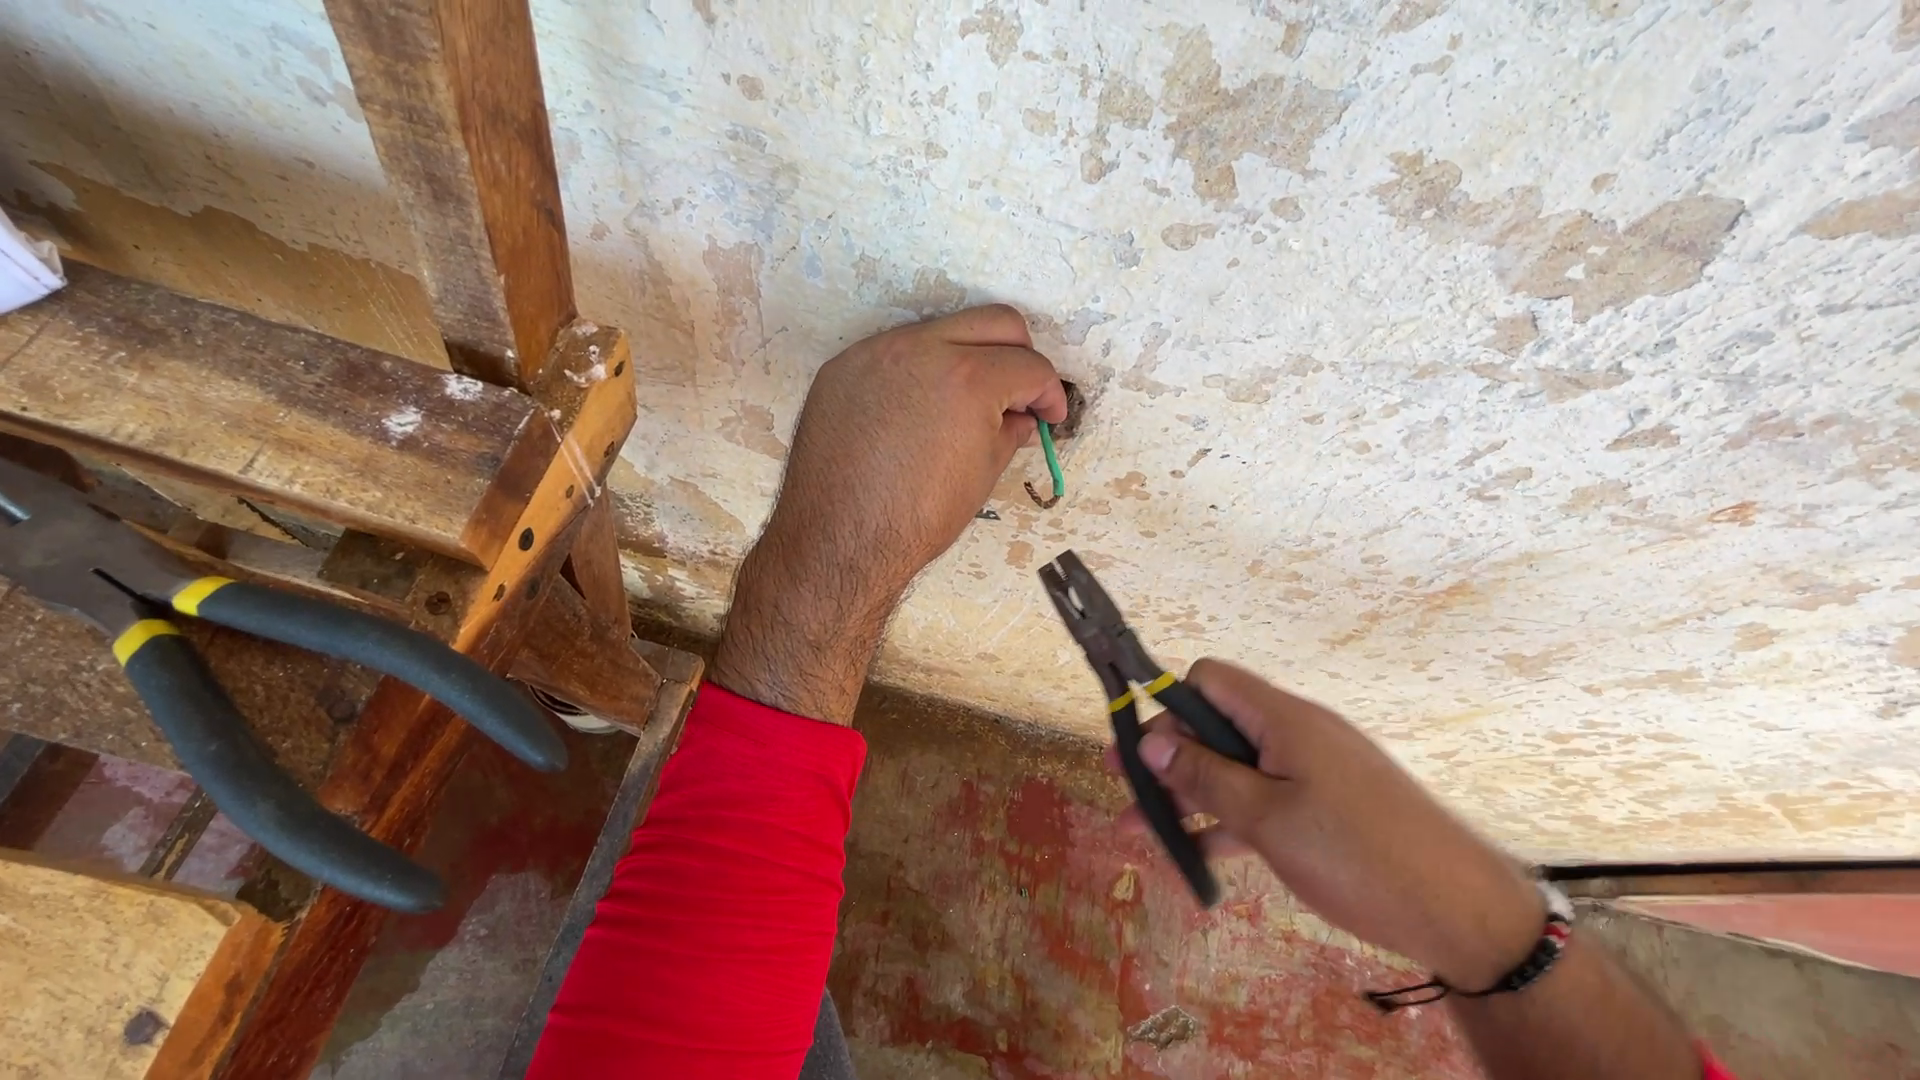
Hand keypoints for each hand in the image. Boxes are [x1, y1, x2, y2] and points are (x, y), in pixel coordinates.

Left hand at [711, 305, 1066, 724]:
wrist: (840, 539)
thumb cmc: (918, 518)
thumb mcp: (982, 474)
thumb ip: (1009, 431)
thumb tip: (1020, 416)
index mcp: (968, 377)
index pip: (1030, 365)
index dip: (1049, 393)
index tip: (1048, 416)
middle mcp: (923, 347)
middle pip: (996, 322)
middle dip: (1019, 356)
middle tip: (1017, 396)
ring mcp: (878, 351)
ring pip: (942, 330)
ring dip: (966, 358)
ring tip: (963, 405)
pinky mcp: (845, 365)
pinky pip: (896, 352)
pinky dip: (919, 371)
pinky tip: (916, 411)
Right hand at [1113, 659, 1543, 989]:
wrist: (1462, 911)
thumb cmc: (1354, 854)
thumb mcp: (1265, 818)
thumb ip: (1203, 776)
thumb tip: (1149, 739)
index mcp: (1281, 718)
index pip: (1209, 680)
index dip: (1170, 706)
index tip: (1140, 749)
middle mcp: (1295, 733)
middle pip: (1215, 728)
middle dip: (1167, 759)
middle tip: (1126, 795)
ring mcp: (1312, 771)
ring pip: (1234, 770)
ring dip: (1190, 796)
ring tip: (1142, 833)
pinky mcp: (1325, 806)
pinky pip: (1262, 800)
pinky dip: (1229, 821)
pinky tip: (1198, 856)